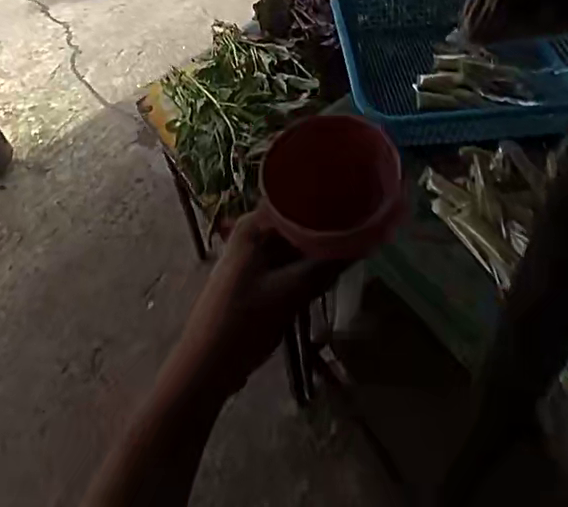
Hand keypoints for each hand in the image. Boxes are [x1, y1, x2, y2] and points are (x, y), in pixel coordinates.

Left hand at [164, 205, 347, 399]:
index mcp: (253, 225)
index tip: (358, 203)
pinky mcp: (258, 278)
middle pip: (299, 221)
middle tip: (362, 229)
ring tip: (354, 247)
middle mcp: (252, 232)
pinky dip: (309, 265)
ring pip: (297, 243)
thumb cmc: (241, 324)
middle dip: (328, 227)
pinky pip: (290, 262)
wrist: (205, 371)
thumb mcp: (290, 292)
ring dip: (320, 249)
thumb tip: (363, 244)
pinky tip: (331, 271)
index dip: (328, 200)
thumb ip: (327, 266)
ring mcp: (254, 256)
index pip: (297, 197)